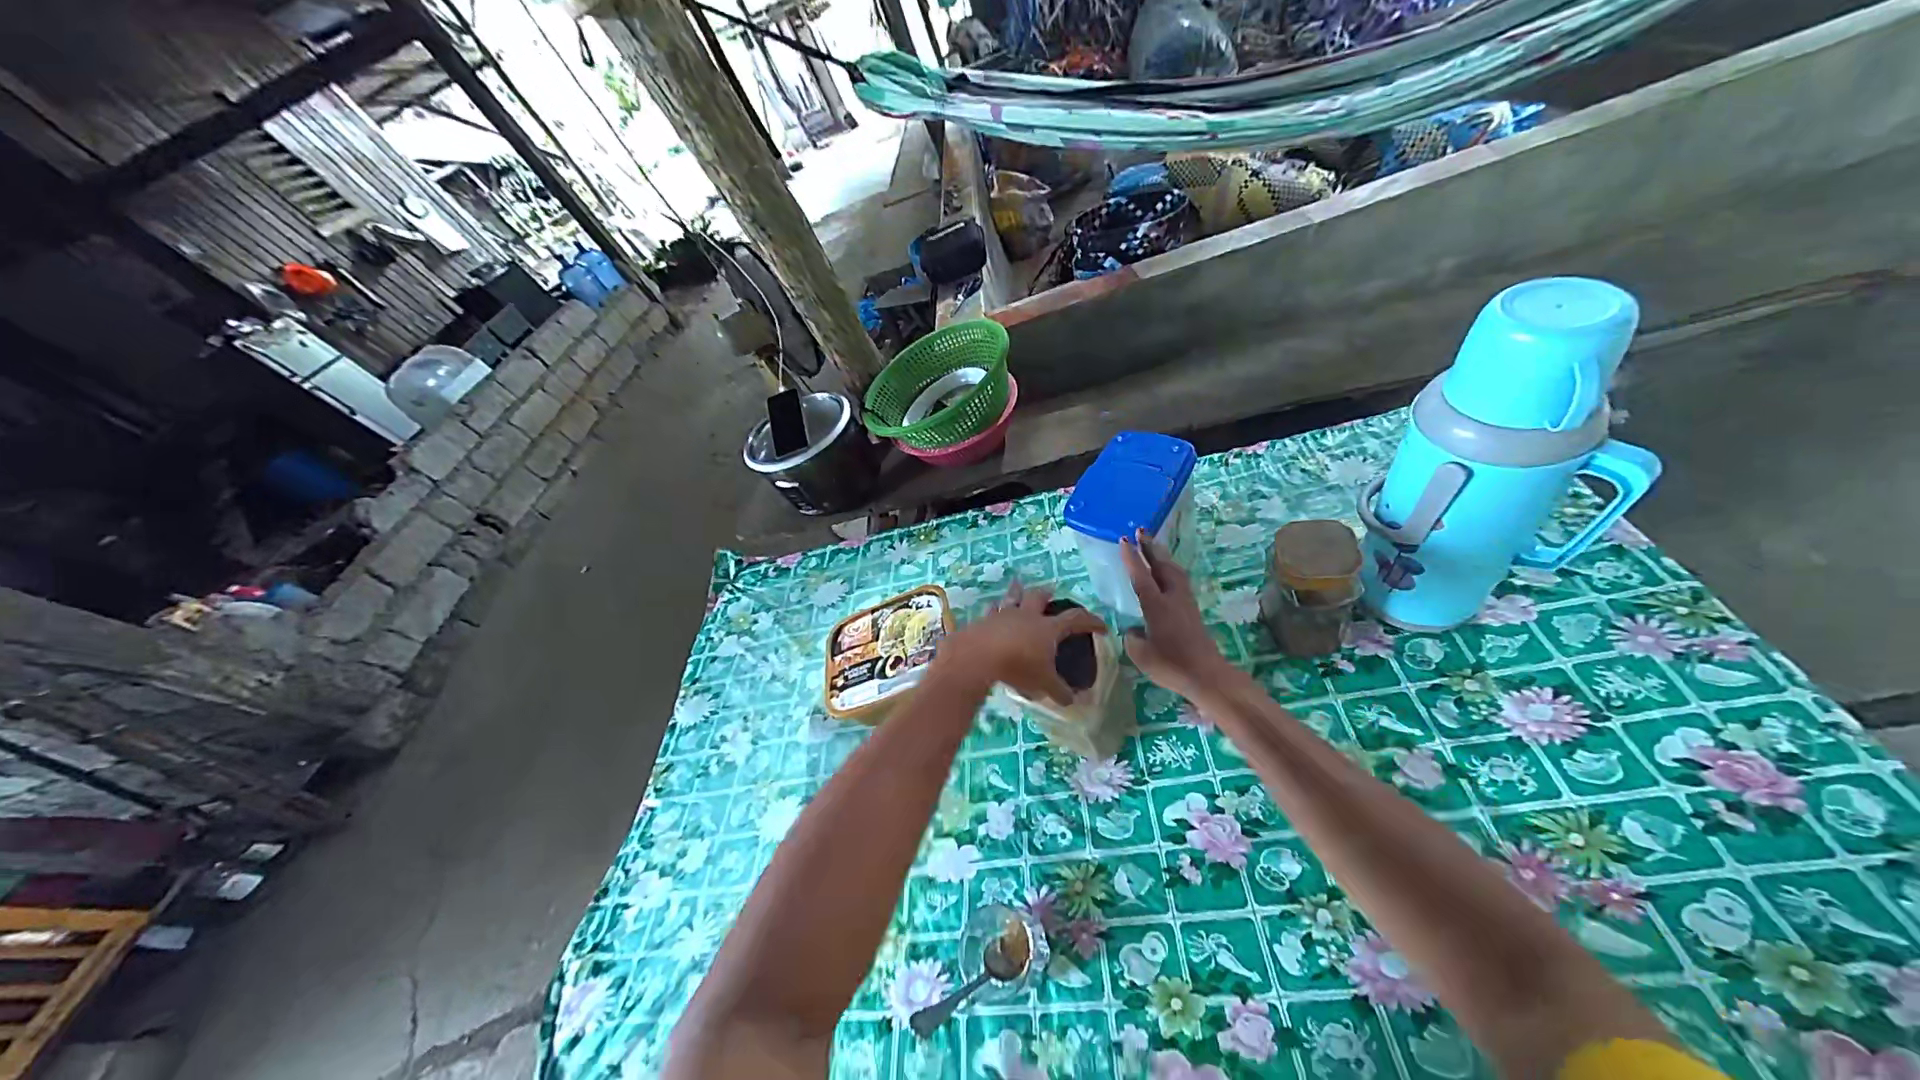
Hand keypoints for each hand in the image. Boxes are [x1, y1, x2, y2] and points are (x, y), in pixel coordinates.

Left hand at [938, 581, 1107, 705]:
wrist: (978, 656)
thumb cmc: (1018, 666)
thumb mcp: (1043, 683)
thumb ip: (1059, 691)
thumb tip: (1072, 700)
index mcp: (1048, 628)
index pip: (1076, 619)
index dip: (1091, 621)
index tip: (1101, 626)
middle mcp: (1027, 616)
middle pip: (1040, 598)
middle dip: (1047, 595)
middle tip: (1051, 592)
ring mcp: (1003, 615)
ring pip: (1013, 598)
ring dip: (1017, 592)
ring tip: (1018, 587)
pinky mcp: (983, 620)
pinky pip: (991, 610)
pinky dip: (994, 609)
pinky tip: (991, 608)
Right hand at [1122, 529, 1235, 699]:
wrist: (1207, 676)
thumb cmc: (1170, 665)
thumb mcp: (1140, 654)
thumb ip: (1133, 637)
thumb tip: (1134, 628)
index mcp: (1156, 606)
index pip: (1141, 576)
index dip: (1131, 558)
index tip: (1123, 540)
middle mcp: (1173, 598)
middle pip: (1161, 566)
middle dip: (1150, 548)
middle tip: (1140, 531)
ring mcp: (1186, 604)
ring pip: (1174, 572)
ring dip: (1162, 557)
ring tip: (1153, 547)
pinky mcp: (1193, 612)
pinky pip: (1180, 581)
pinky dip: (1170, 570)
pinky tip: (1167, 573)